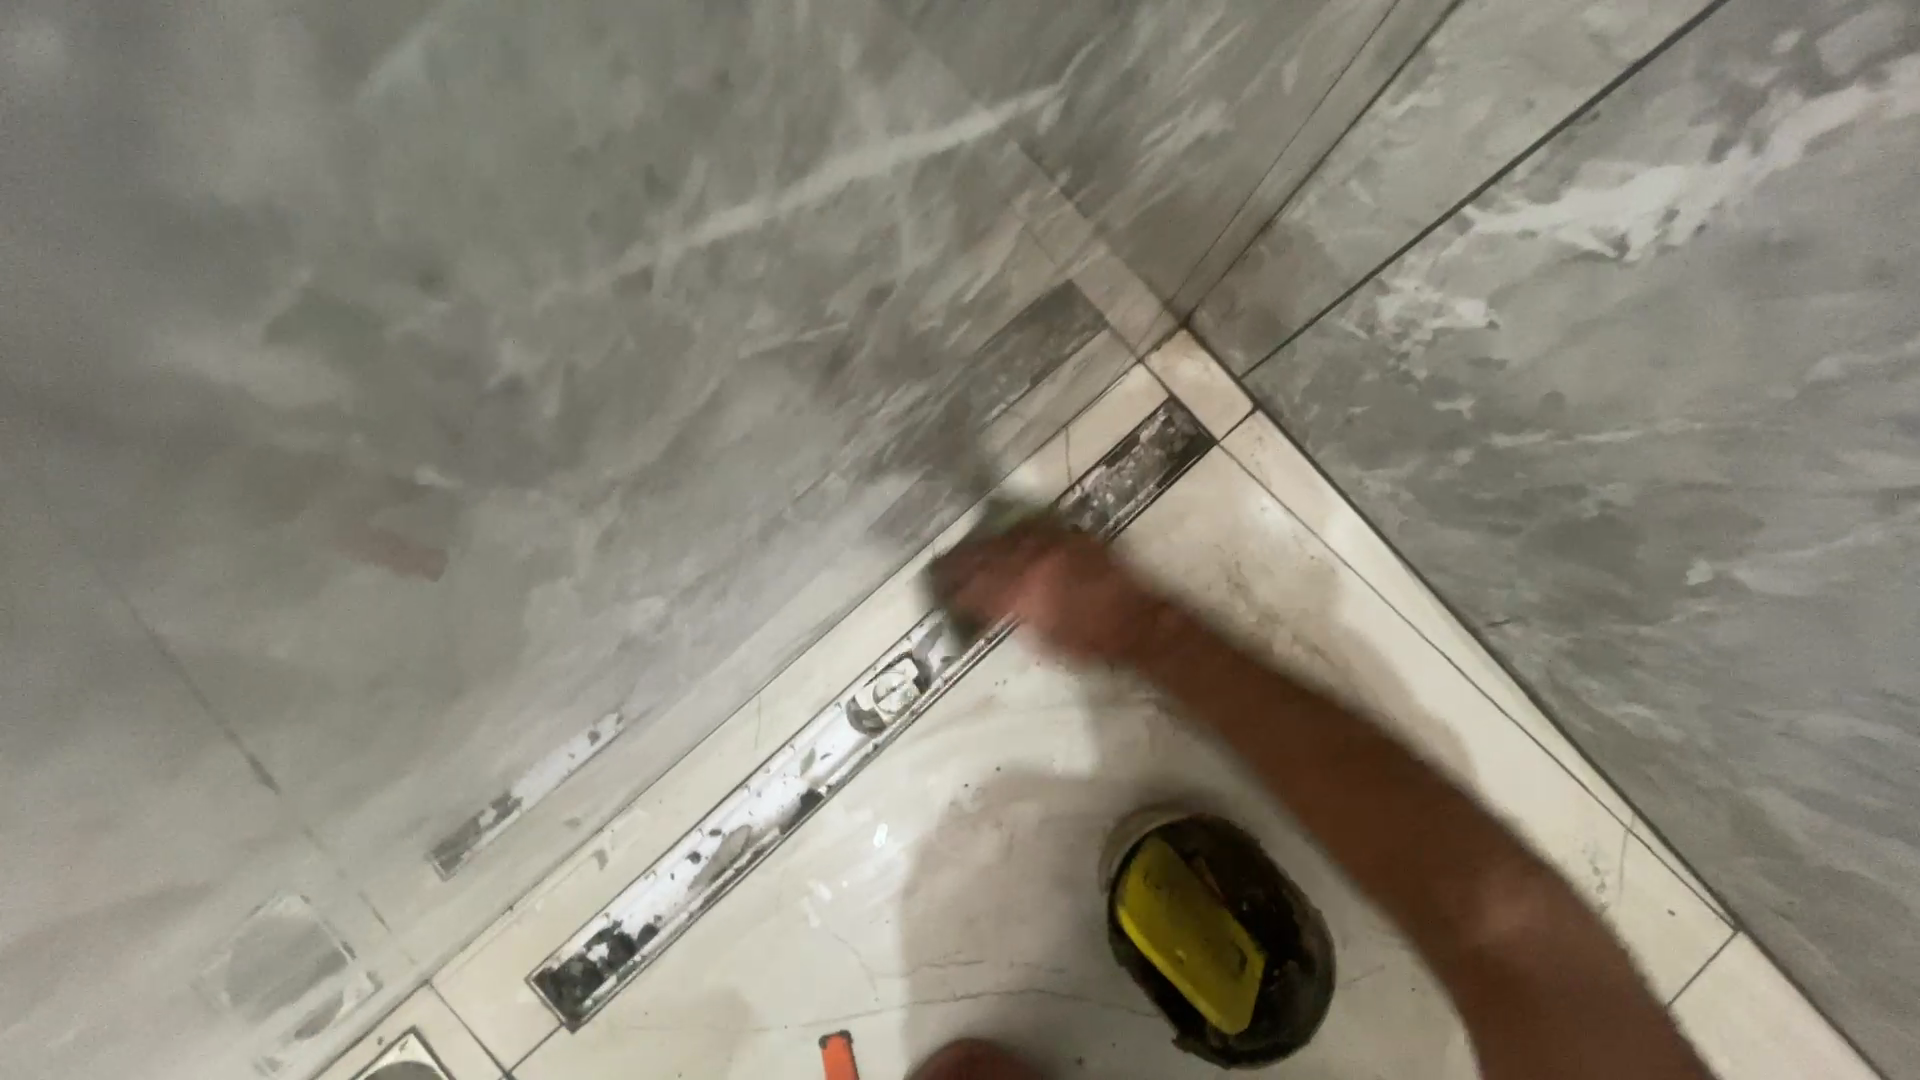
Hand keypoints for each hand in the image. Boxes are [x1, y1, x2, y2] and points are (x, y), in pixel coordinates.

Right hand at [930, 518, 1177, 663]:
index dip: (954, 585)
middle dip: (960, 561)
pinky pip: (1036, 525)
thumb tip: (990, 608)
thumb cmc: (1089, 644)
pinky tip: (1008, 530)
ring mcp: (1054, 546)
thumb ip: (1012, 618)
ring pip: (1007, 538)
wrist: (1136, 622)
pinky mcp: (1072, 537)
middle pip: (986, 556)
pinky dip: (1016, 529)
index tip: (938, 585)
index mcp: (1022, 594)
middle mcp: (1034, 563)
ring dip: (984, 543)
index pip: (977, 585)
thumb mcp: (1041, 640)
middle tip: (942, 563)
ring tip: (968, 546)